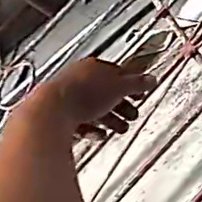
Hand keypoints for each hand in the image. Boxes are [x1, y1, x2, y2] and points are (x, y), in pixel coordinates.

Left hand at [22, 57, 155, 137]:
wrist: (50, 115)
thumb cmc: (80, 95)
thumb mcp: (119, 88)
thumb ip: (137, 84)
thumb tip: (150, 80)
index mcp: (92, 67)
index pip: (117, 73)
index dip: (131, 84)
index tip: (140, 92)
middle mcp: (77, 79)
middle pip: (105, 92)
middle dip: (121, 105)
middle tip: (132, 113)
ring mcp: (67, 98)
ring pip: (93, 108)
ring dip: (109, 119)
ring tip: (121, 128)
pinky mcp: (59, 116)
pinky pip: (80, 122)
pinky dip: (92, 129)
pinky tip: (99, 134)